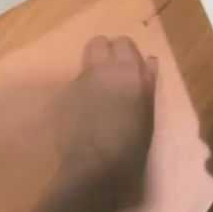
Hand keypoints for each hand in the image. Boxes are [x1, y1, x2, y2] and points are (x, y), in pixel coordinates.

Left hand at [60, 35, 157, 188]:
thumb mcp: (147, 113)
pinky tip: (86, 110)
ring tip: (99, 93)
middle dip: (104, 51)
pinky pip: (75, 83)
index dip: (125, 52)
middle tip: (112, 72)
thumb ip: (147, 83)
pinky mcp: (64, 96)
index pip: (124, 42)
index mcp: (128, 71)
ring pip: (85, 61)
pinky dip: (82, 90)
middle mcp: (102, 69)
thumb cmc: (131, 145)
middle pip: (98, 42)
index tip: (130, 67)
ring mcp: (80, 81)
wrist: (94, 169)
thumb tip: (148, 60)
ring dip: (93, 70)